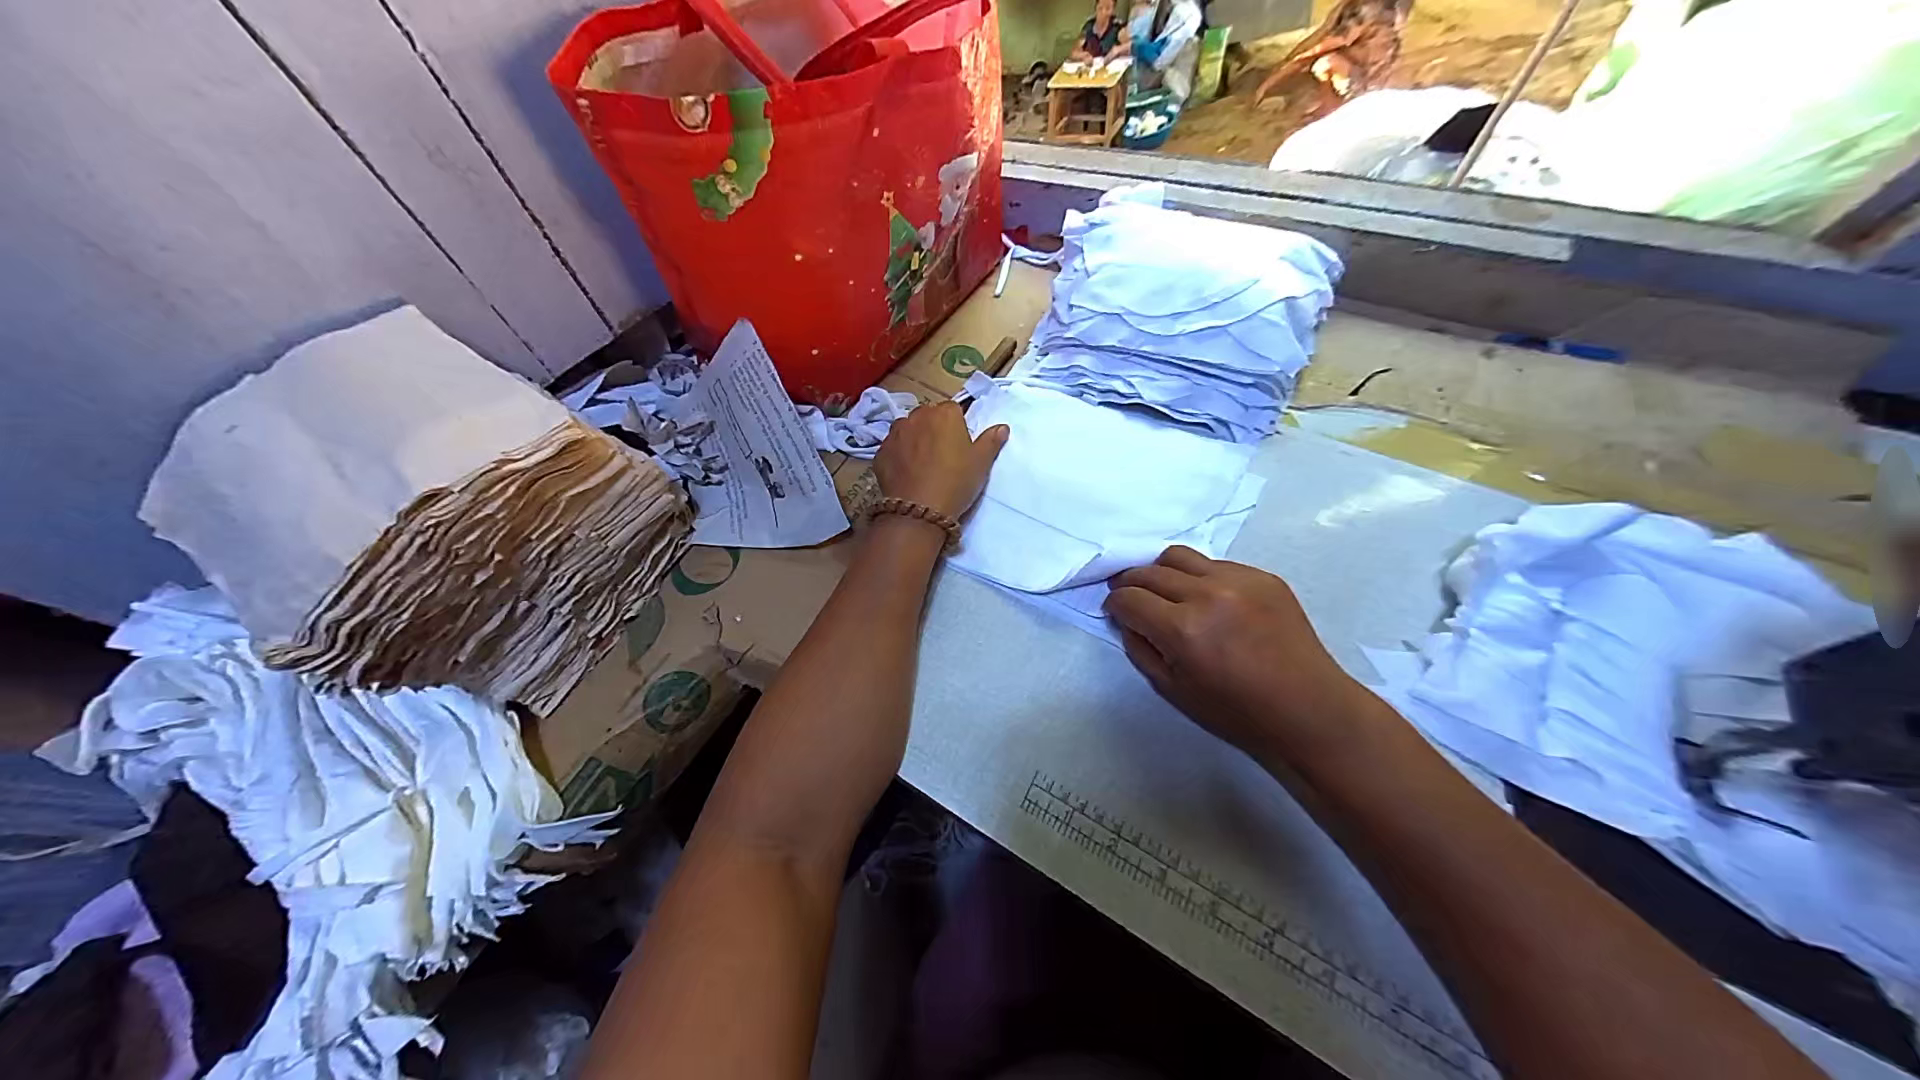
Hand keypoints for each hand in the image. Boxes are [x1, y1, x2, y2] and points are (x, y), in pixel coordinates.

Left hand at [873, 402, 1008, 519]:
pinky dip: (898, 456)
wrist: (919, 509)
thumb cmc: (956, 482)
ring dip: (913, 439)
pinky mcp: (880, 452)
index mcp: (944, 414)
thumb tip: (1002, 427)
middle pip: (927, 416)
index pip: (952, 410)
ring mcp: (895, 434)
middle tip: (941, 455)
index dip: (956, 426)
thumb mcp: (981, 463)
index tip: (959, 444)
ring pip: (907, 430)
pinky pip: (892, 449)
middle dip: (933, 429)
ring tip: (922, 464)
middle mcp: (917, 417)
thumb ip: (991, 441)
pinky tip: (906, 474)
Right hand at [1103, 546, 1371, 761]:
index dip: (1114, 605)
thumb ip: (1140, 648)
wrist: (1308, 708)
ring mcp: (1238, 580)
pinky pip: (1215, 564)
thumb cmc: (1236, 710)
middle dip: (1130, 584)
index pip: (1129, 599)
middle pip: (1149, 572)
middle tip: (1130, 597)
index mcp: (1182, 629)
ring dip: (1161, 571)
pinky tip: (1206, 598)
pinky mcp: (1263, 576)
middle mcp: (1207, 594)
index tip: (1115, 611)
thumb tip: (1127, 620)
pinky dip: (1199, 576)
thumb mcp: (1173, 689)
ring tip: (1164, 589)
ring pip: (1179, 556)